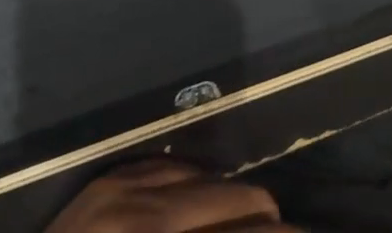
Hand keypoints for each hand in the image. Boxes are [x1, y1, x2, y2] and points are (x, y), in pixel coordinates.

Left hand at [45, 161, 294, 232]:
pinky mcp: (105, 182)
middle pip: (233, 200)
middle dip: (268, 218)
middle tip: (286, 232)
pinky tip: (205, 191)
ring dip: (234, 195)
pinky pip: (164, 166)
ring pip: (203, 177)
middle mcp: (150, 221)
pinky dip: (193, 177)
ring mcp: (124, 194)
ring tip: (255, 214)